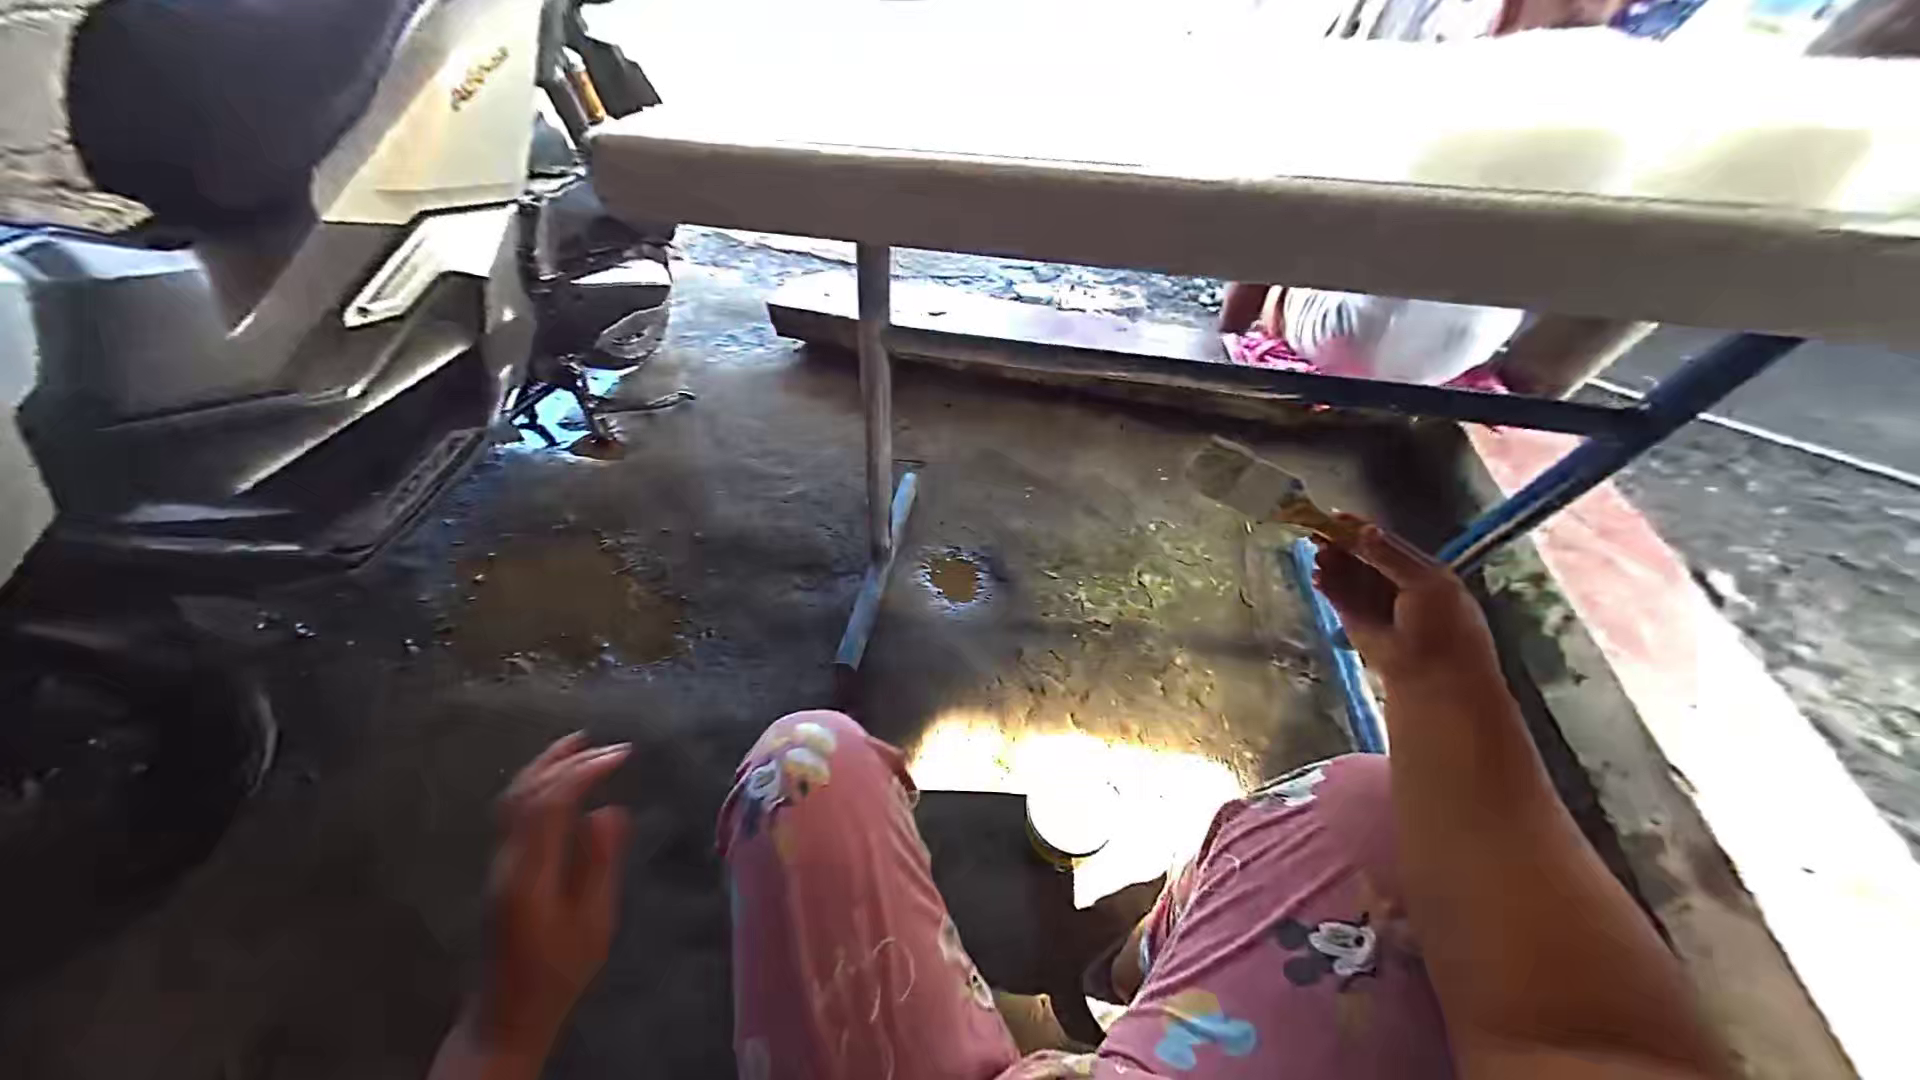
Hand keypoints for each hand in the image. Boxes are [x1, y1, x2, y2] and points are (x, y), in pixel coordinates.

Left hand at [476, 733, 630, 1056]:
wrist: (506, 1018)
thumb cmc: (558, 973)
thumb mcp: (593, 921)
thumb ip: (600, 863)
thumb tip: (610, 810)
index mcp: (530, 873)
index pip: (552, 803)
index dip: (586, 770)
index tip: (623, 753)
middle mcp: (507, 861)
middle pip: (526, 794)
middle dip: (567, 760)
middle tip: (608, 744)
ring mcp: (499, 865)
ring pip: (514, 800)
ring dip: (547, 766)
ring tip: (579, 743)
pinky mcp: (503, 871)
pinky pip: (515, 812)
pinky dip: (538, 784)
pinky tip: (558, 781)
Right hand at [1312, 514, 1500, 691]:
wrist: (1433, 676)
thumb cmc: (1441, 627)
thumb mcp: (1425, 583)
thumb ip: (1391, 556)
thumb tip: (1364, 529)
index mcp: (1421, 571)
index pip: (1385, 543)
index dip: (1360, 529)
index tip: (1335, 516)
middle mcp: (1395, 582)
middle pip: (1361, 555)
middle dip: (1341, 544)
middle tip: (1316, 533)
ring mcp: (1373, 600)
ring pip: (1347, 573)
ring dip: (1331, 562)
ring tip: (1316, 554)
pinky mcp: (1354, 618)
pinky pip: (1337, 595)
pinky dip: (1326, 584)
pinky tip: (1316, 576)